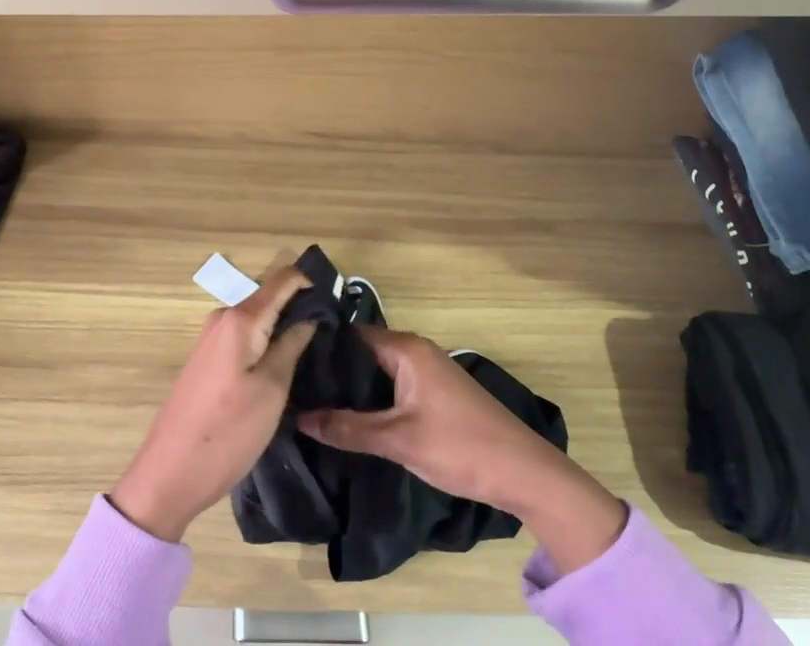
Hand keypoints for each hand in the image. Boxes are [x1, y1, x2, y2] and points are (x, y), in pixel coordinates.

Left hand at [109, 268, 317, 541]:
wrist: (171, 472)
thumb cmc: (228, 431)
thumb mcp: (272, 389)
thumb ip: (292, 345)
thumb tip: (310, 315)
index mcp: (240, 318)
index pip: (283, 279)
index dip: (312, 284)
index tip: (340, 301)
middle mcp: (222, 318)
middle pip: (270, 298)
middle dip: (301, 309)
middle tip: (334, 334)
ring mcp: (211, 339)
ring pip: (258, 321)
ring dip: (284, 329)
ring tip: (316, 353)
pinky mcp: (207, 360)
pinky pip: (245, 338)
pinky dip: (266, 345)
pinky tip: (284, 368)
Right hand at [297, 326, 625, 572]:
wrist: (524, 473)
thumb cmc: (460, 447)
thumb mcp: (398, 440)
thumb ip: (347, 428)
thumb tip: (298, 417)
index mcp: (406, 349)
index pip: (349, 335)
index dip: (317, 347)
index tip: (285, 362)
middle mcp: (415, 352)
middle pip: (360, 353)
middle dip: (329, 371)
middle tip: (290, 387)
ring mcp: (426, 374)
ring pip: (375, 373)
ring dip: (349, 388)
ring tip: (308, 403)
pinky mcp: (433, 395)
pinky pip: (389, 387)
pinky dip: (368, 399)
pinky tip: (346, 418)